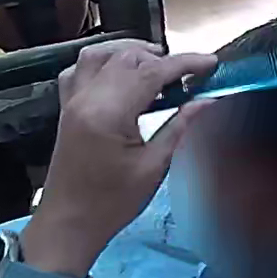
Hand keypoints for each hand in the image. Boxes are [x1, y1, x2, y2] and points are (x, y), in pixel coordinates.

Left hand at [22, 41, 215, 273]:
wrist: (68, 225)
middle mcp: (86, 98)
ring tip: (157, 64)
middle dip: (161, 58)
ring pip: (99, 54)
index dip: (185, 63)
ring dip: (130, 52)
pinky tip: (121, 74)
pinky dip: (103, 62)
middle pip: (126, 57)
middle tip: (189, 73)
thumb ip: (180, 126)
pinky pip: (79, 69)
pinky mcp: (66, 108)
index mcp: (108, 113)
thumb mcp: (154, 166)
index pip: (152, 72)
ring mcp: (71, 101)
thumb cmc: (113, 202)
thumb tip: (208, 100)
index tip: (211, 62)